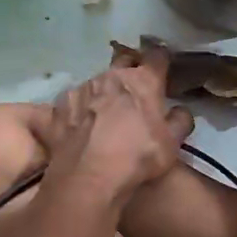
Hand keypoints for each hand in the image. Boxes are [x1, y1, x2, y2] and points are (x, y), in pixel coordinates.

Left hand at [32, 43, 192, 202]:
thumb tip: (180, 110)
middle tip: (133, 87)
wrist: (90, 178)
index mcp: (141, 81)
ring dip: (100, 92)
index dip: (161, 60)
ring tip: (102, 111)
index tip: (163, 67)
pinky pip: (66, 103)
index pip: (156, 58)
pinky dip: (72, 110)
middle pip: (121, 62)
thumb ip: (180, 121)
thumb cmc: (138, 157)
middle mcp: (109, 78)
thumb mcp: (172, 143)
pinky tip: (73, 124)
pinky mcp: (56, 110)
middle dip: (129, 69)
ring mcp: (78, 91)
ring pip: (93, 83)